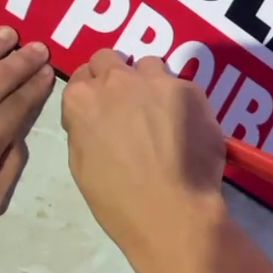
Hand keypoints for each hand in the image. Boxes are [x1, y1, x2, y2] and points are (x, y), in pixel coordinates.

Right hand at [60, 50, 233, 272]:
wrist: (171, 213)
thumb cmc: (118, 201)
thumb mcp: (82, 165)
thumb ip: (85, 128)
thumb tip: (98, 117)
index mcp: (82, 99)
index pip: (83, 75)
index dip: (92, 91)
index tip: (101, 109)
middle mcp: (117, 80)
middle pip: (111, 59)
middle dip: (116, 76)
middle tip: (128, 105)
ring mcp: (157, 82)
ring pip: (150, 66)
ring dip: (150, 83)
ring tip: (161, 115)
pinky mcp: (191, 90)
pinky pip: (182, 86)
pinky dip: (181, 102)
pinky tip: (187, 130)